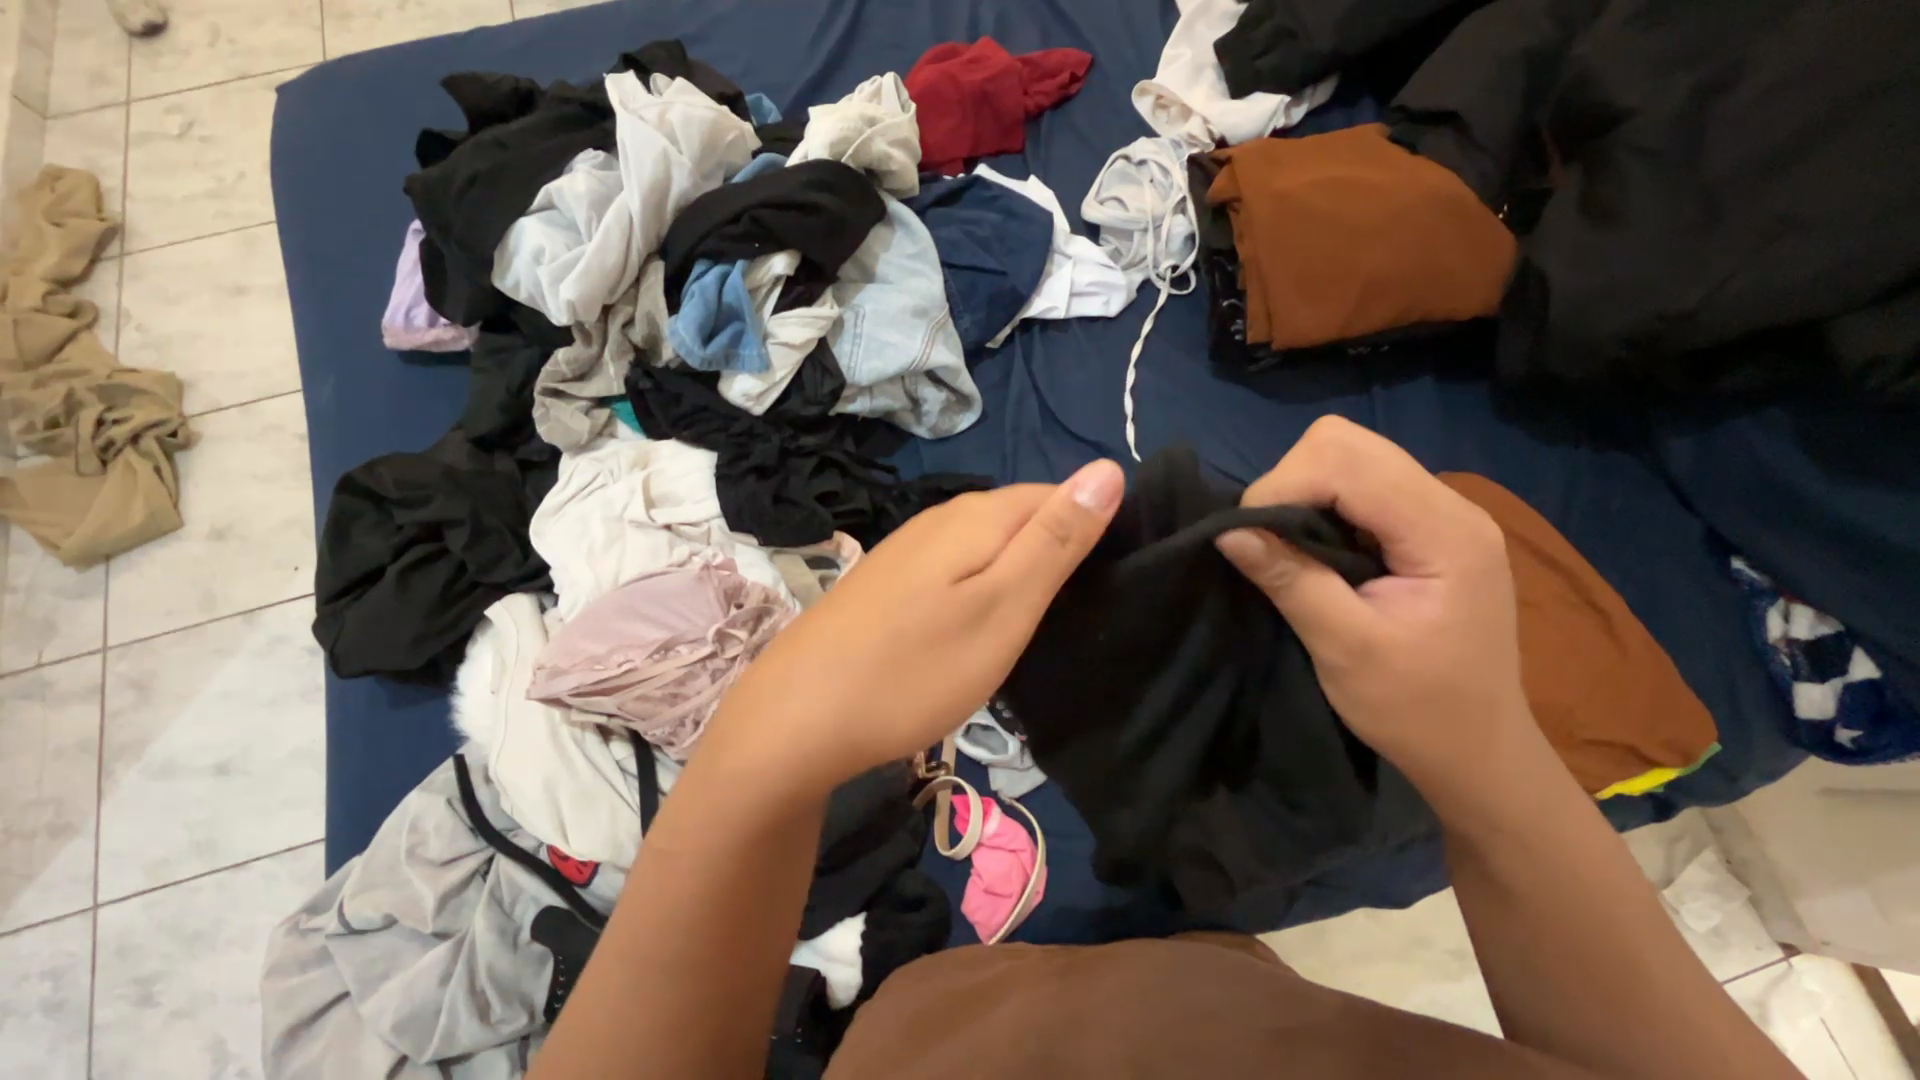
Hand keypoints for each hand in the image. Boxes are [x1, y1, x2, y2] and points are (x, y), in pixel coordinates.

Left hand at [702, 459, 1126, 794]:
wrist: (799, 718)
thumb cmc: (915, 670)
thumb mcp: (1003, 607)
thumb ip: (1055, 540)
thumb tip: (1108, 468)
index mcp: (977, 517)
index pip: (1058, 494)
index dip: (1093, 527)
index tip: (1116, 580)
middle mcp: (939, 518)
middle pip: (1020, 517)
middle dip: (1057, 550)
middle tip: (1083, 611)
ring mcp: (907, 550)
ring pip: (986, 545)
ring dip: (1019, 572)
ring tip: (1041, 624)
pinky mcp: (887, 583)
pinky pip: (954, 568)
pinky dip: (980, 590)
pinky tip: (980, 626)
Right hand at [1214, 417, 1540, 796]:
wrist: (1478, 751)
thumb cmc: (1416, 710)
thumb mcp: (1344, 649)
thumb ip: (1289, 579)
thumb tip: (1227, 530)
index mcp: (1444, 532)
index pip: (1346, 460)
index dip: (1283, 487)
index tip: (1249, 540)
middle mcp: (1451, 507)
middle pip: (1349, 443)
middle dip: (1291, 480)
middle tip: (1268, 540)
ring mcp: (1443, 516)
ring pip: (1353, 458)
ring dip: (1305, 492)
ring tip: (1289, 549)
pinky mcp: (1428, 531)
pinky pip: (1363, 487)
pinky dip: (1324, 506)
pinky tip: (1318, 551)